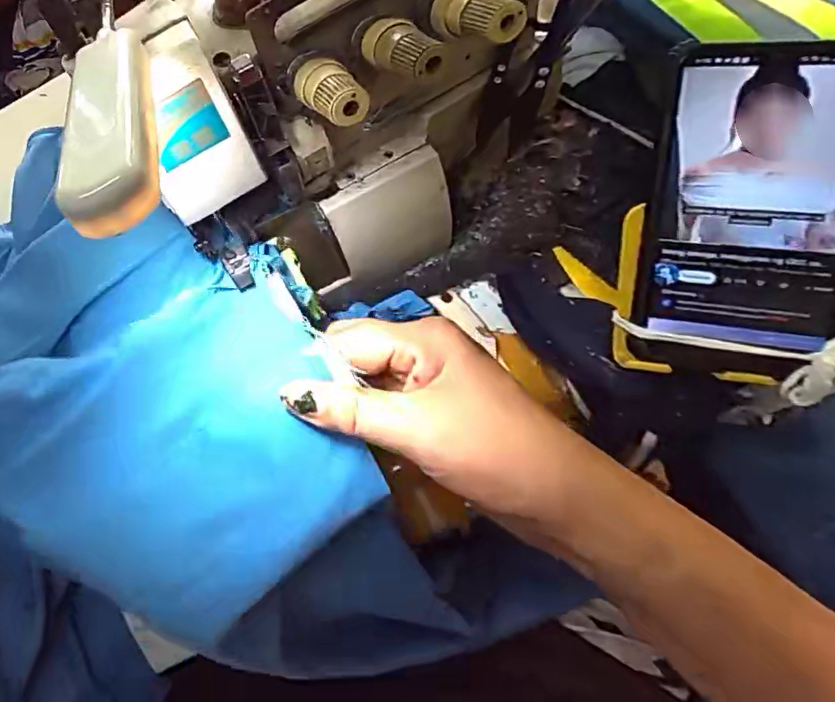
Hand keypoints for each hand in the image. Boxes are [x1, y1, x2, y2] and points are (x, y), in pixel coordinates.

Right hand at [279, 318, 598, 540]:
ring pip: (369, 384)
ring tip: (299, 428)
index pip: (350, 339)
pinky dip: (364, 421)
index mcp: (422, 337)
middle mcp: (423, 350)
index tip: (273, 391)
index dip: (313, 363)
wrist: (561, 499)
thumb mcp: (415, 429)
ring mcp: (430, 382)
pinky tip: (338, 438)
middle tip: (281, 413)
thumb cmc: (490, 452)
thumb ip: (351, 410)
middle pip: (357, 358)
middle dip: (324, 383)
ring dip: (342, 405)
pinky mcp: (434, 412)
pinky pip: (386, 407)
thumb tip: (290, 394)